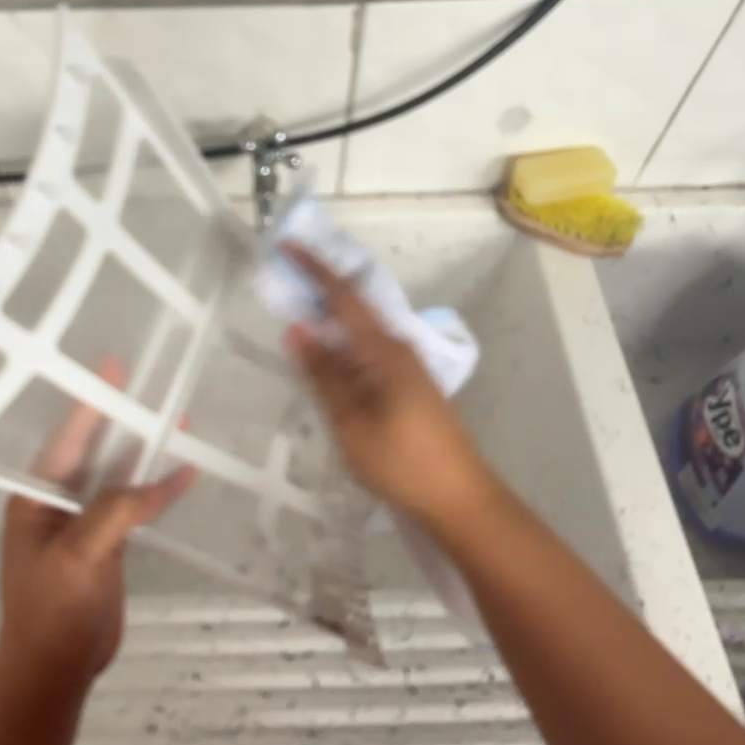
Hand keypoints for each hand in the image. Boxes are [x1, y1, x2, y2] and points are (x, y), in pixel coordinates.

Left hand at [0, 359, 194, 690]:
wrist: (56, 668)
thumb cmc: (54, 609)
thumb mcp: (80, 554)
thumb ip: (115, 511)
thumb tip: (155, 483)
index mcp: (37, 497)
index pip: (67, 439)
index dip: (91, 403)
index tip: (113, 366)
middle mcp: (58, 502)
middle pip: (95, 450)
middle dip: (123, 420)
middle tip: (154, 386)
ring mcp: (84, 523)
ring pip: (118, 475)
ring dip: (145, 452)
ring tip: (179, 419)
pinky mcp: (107, 543)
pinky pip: (134, 505)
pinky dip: (158, 491)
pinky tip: (186, 473)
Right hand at [281, 245, 502, 528]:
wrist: (460, 499)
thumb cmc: (402, 462)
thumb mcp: (352, 422)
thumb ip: (325, 374)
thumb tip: (299, 328)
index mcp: (383, 351)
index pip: (345, 296)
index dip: (315, 269)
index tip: (288, 246)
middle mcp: (398, 349)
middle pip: (355, 307)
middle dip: (321, 288)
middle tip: (284, 279)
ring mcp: (407, 368)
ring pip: (362, 331)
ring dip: (332, 317)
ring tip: (298, 313)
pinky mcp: (409, 387)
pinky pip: (369, 351)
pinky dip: (344, 343)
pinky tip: (328, 358)